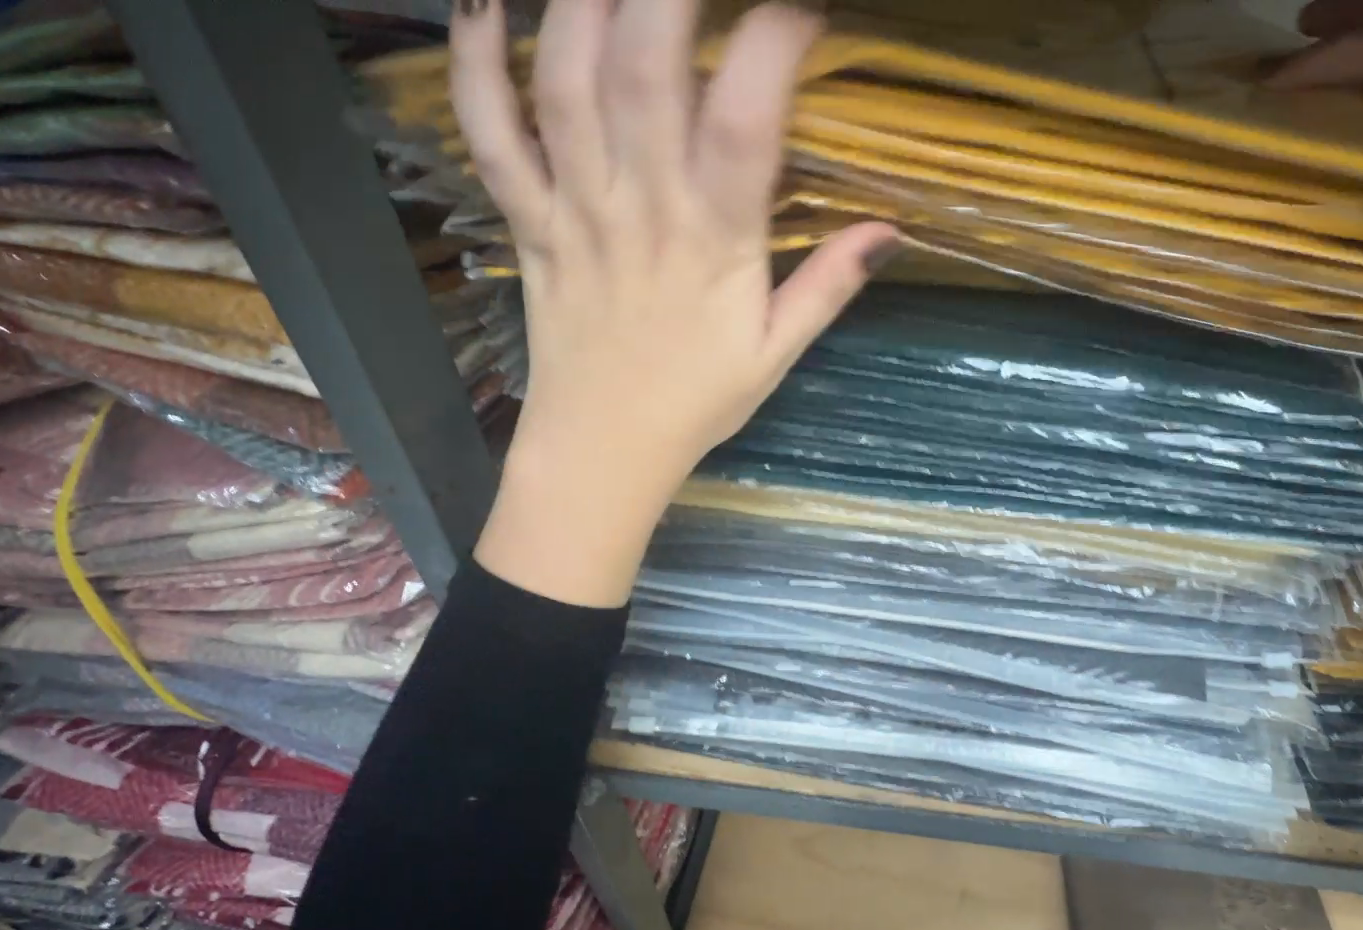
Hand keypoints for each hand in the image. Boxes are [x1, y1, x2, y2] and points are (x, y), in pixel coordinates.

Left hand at [454, 0, 900, 606]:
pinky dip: (474, 69)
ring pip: (564, 88)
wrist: (604, 451)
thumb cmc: (697, 402)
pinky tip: (481, 7)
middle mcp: (642, 212)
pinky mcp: (527, 224)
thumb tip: (889, 228)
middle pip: (642, 77)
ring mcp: (575, 213)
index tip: (799, 13)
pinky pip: (491, 139)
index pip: (743, 126)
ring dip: (578, 6)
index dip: (769, 48)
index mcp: (714, 246)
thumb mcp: (777, 353)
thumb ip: (828, 286)